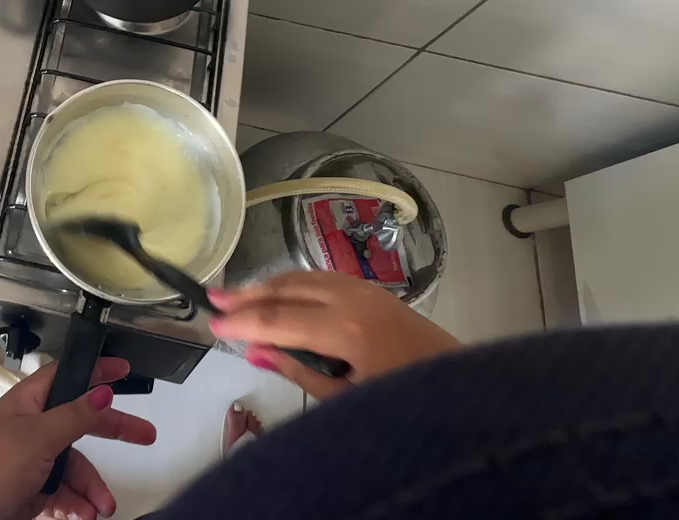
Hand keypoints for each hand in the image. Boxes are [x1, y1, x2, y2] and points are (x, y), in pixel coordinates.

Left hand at [0, 356, 157, 519]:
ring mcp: (31, 460)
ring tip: (101, 508)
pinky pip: (64, 493)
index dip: (95, 370)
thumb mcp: (37, 438)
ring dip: (91, 487)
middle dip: (112, 431)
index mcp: (28, 401)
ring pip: (75, 465)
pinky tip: (84, 515)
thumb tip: (103, 388)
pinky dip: (76, 504)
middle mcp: (31, 426)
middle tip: (146, 435)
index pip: (67, 375)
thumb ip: (74, 415)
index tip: (123, 369)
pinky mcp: (30, 492)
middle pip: (80, 421)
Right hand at [209, 271, 459, 399]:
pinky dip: (291, 281)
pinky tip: (276, 289)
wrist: (466, 388)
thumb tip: (256, 353)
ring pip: (300, 277)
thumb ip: (300, 372)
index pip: (279, 320)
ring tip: (235, 294)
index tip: (213, 326)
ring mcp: (362, 288)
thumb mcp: (349, 398)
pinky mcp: (370, 287)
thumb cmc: (408, 402)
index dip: (243, 323)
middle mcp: (350, 297)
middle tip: (212, 299)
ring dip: (266, 285)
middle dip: (247, 296)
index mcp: (345, 328)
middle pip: (286, 290)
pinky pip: (319, 276)